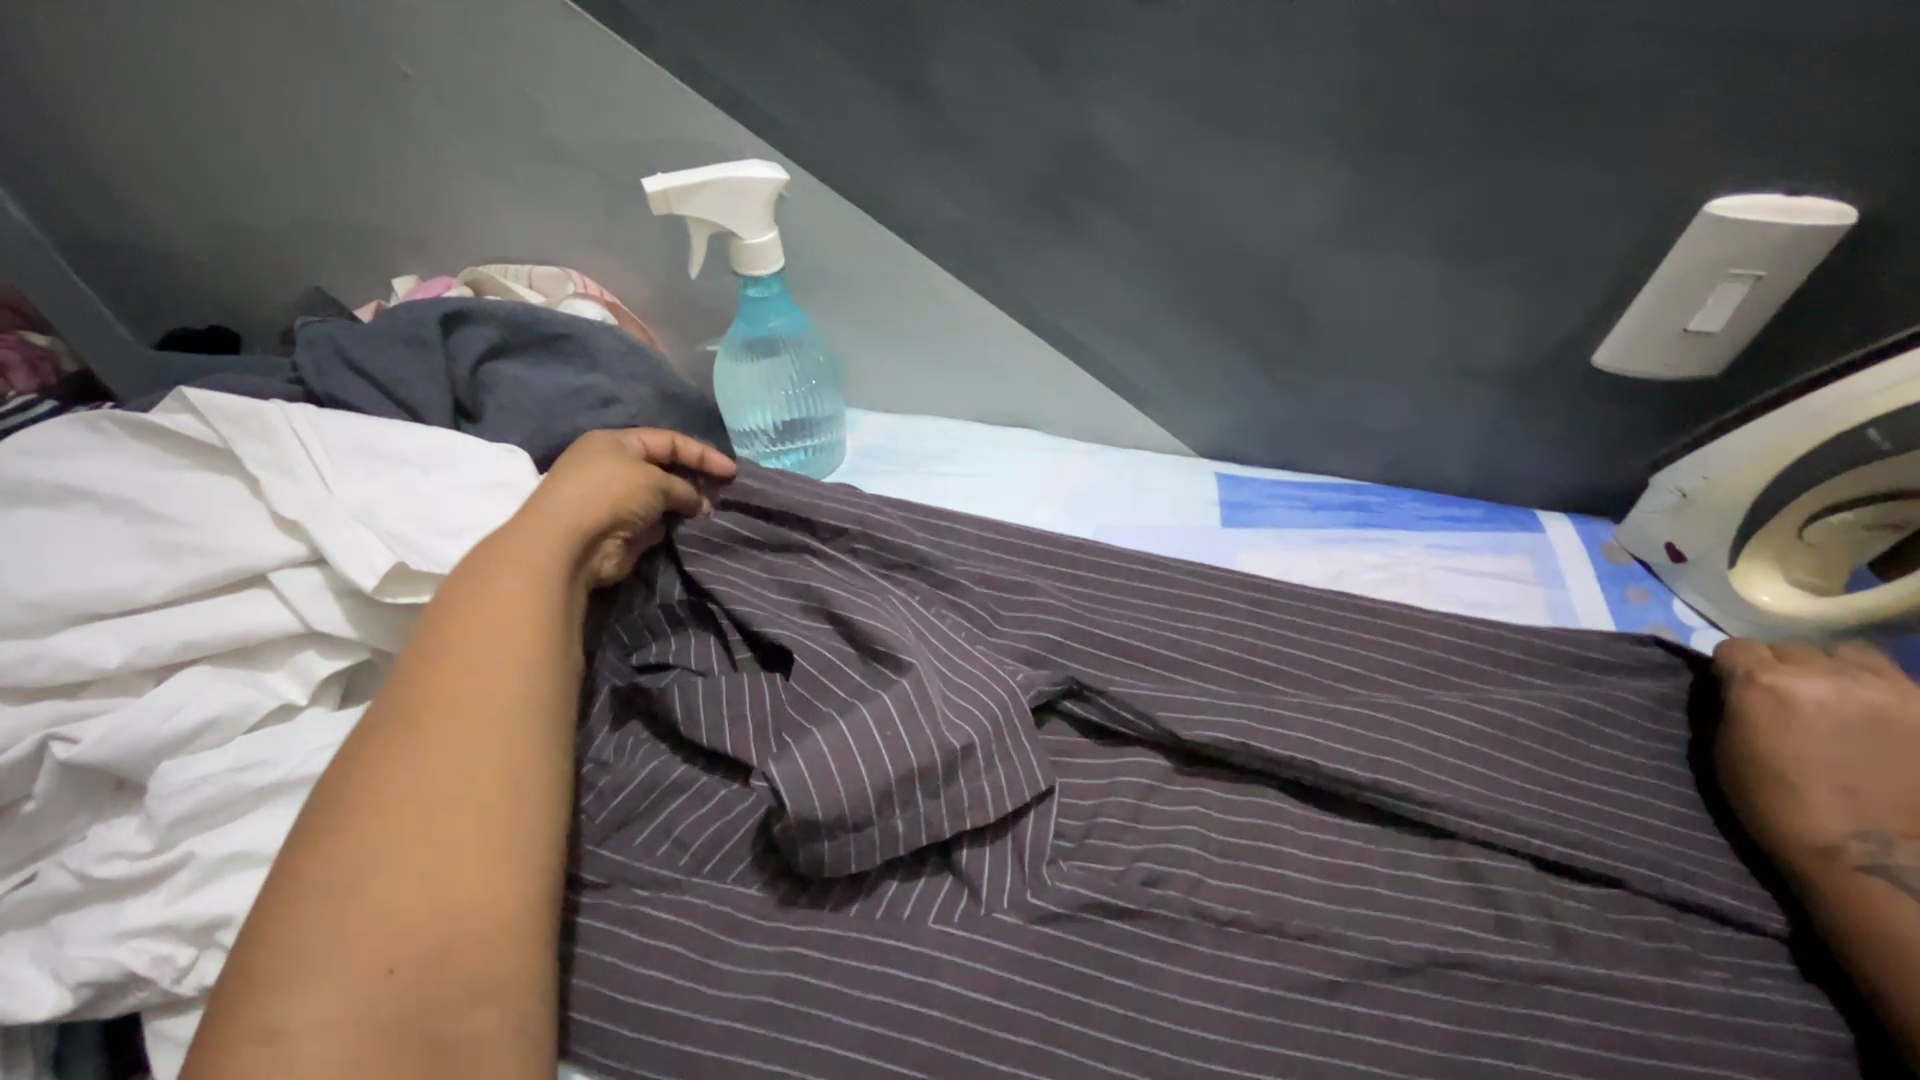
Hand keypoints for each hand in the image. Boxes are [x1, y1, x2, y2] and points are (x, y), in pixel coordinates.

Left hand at [513, 428, 735, 588]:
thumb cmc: (610, 494)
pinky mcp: (620, 531)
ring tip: (710, 513)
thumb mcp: (655, 480)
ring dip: (685, 505)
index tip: (731, 471)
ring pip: (662, 499)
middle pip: (666, 469)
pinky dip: (671, 526)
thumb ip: (684, 487)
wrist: (569, 543)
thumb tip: (699, 503)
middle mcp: (614, 468)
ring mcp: (615, 501)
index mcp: (616, 443)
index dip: (702, 453)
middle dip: (695, 480)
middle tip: (722, 494)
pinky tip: (690, 530)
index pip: (668, 441)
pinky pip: (655, 524)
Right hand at [1714, 639, 1919, 877]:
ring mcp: (1884, 686)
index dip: (1732, 668)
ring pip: (1847, 652)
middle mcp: (1822, 672)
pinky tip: (1877, 717)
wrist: (1871, 854)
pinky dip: (1877, 689)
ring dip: (1834, 669)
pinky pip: (1894, 677)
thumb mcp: (1729, 752)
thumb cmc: (1779, 808)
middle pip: (1790, 647)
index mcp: (1762, 684)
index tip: (1736, 687)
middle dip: (1782, 669)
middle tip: (1788, 700)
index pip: (1736, 647)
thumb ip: (1735, 707)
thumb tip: (1739, 687)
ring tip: (1838, 700)